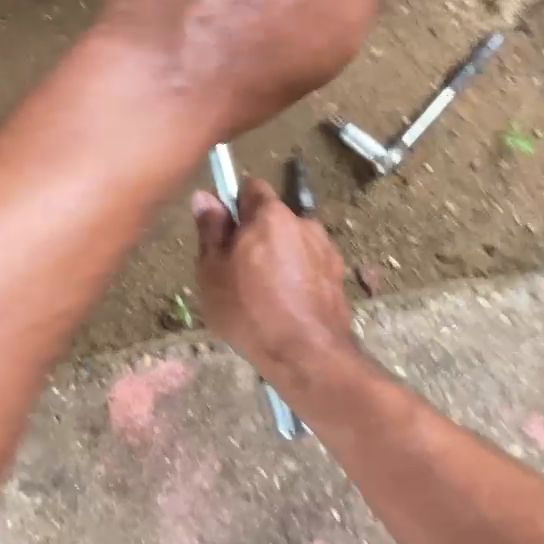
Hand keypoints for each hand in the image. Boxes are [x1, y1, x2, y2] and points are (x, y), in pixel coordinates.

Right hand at [192, 177, 366, 406]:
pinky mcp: (338, 279)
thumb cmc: (249, 309)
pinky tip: (285, 306)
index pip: (251, 187)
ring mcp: (326, 251)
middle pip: (272, 218)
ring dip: (278, 257)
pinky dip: (296, 278)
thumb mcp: (212, 270)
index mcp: (270, 215)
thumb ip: (210, 229)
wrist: (308, 356)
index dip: (235, 204)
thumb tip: (205, 196)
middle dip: (256, 235)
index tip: (223, 230)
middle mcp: (303, 224)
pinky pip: (308, 267)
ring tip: (263, 293)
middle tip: (236, 269)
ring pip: (292, 244)